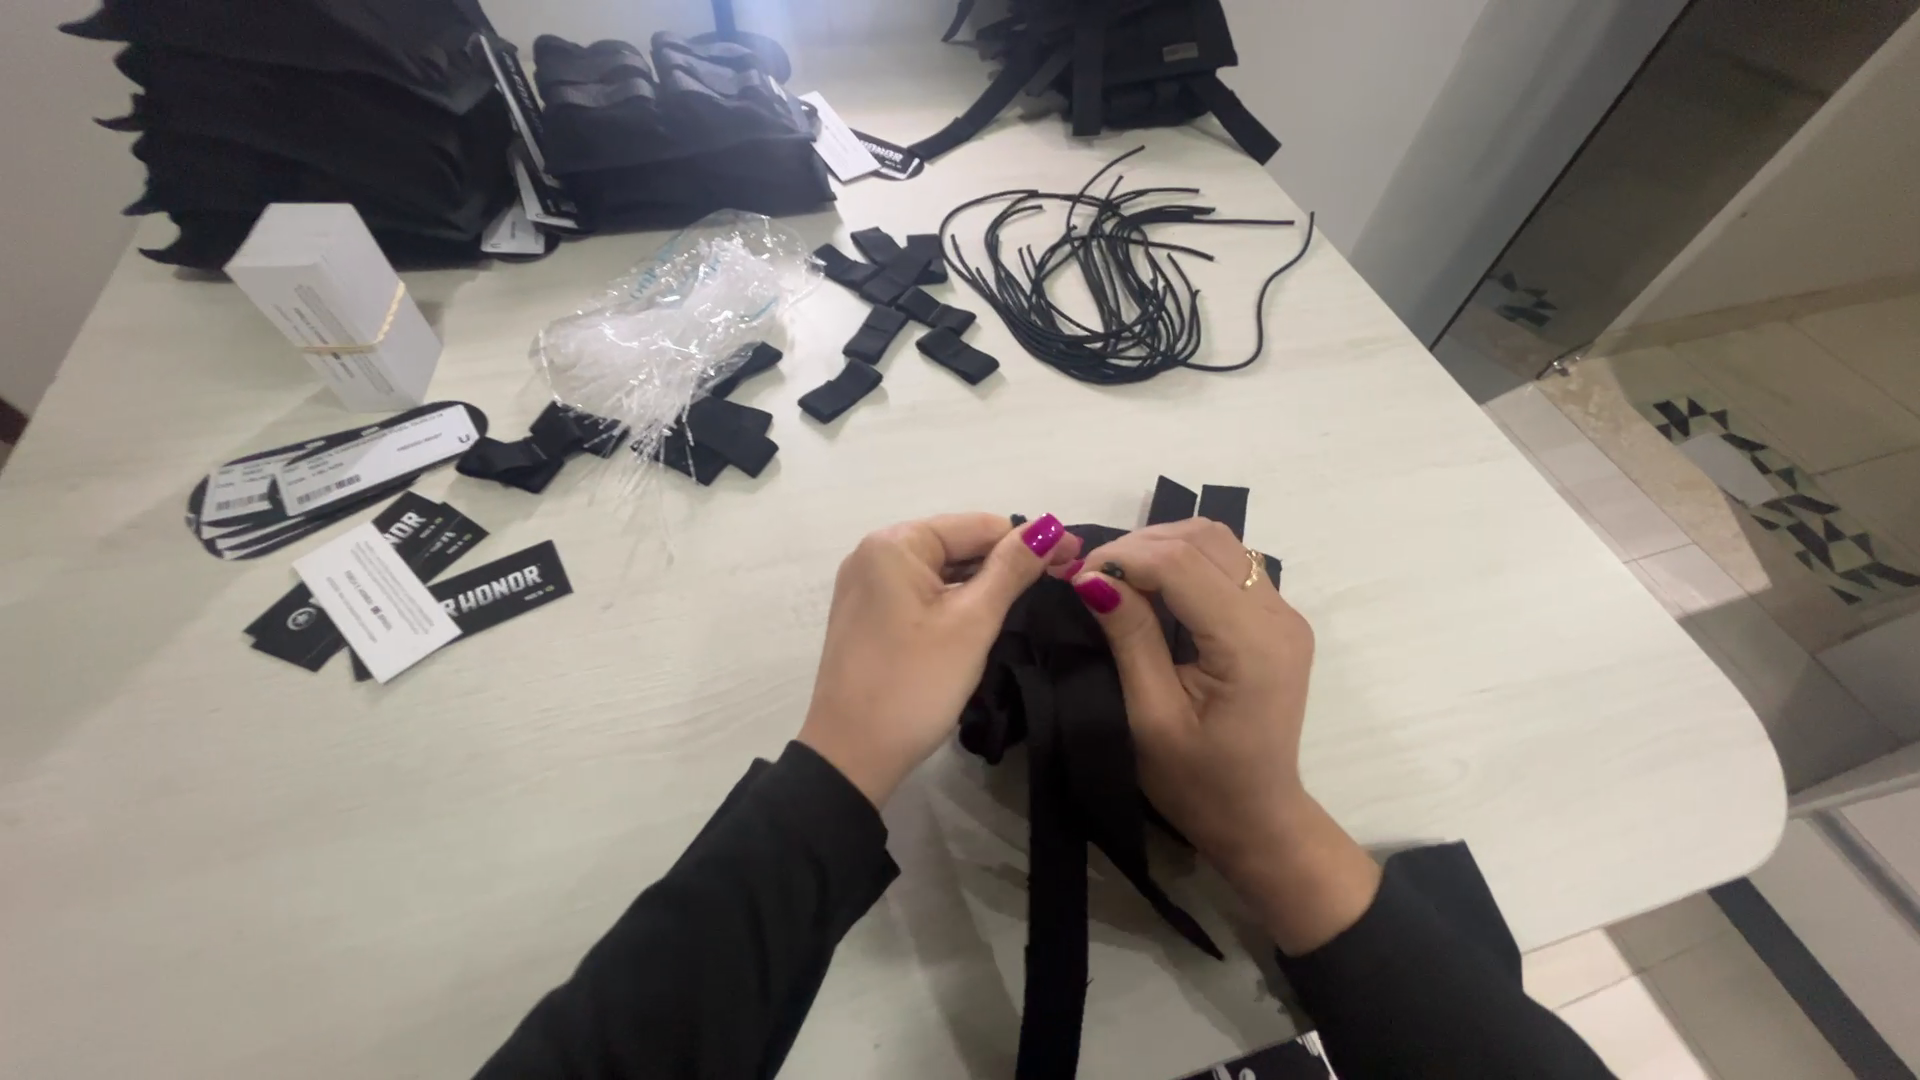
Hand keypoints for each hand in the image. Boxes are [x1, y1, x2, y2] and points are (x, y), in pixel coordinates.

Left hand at [799, 513, 1082, 806]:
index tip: (1076, 552)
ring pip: (941, 568)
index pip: (976, 525)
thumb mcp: (971, 623)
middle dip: (1007, 558)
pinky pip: (922, 591)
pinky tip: (986, 612)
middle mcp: (874, 553)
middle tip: (1063, 573)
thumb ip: (1011, 569)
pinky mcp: (869, 615)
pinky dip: (956, 597)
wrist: (851, 756)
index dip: (1029, 538)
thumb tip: (1049, 527)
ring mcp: (867, 586)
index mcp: (894, 544)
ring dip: (984, 579)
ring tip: (1035, 591)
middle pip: (956, 543)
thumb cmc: (915, 684)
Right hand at [1071, 520, 1379, 954]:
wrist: (1257, 817)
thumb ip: (1128, 638)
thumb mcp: (1149, 717)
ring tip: (1117, 578)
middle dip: (1138, 545)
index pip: (1180, 562)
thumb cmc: (1197, 782)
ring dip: (1161, 546)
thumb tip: (1090, 578)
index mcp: (1250, 644)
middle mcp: (1278, 614)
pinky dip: (1183, 559)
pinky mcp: (1278, 617)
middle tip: (1092, 578)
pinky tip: (1153, 586)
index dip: (1121, 557)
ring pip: (1217, 540)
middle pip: (1202, 537)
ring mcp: (1284, 612)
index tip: (1076, 580)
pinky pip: (1228, 561)